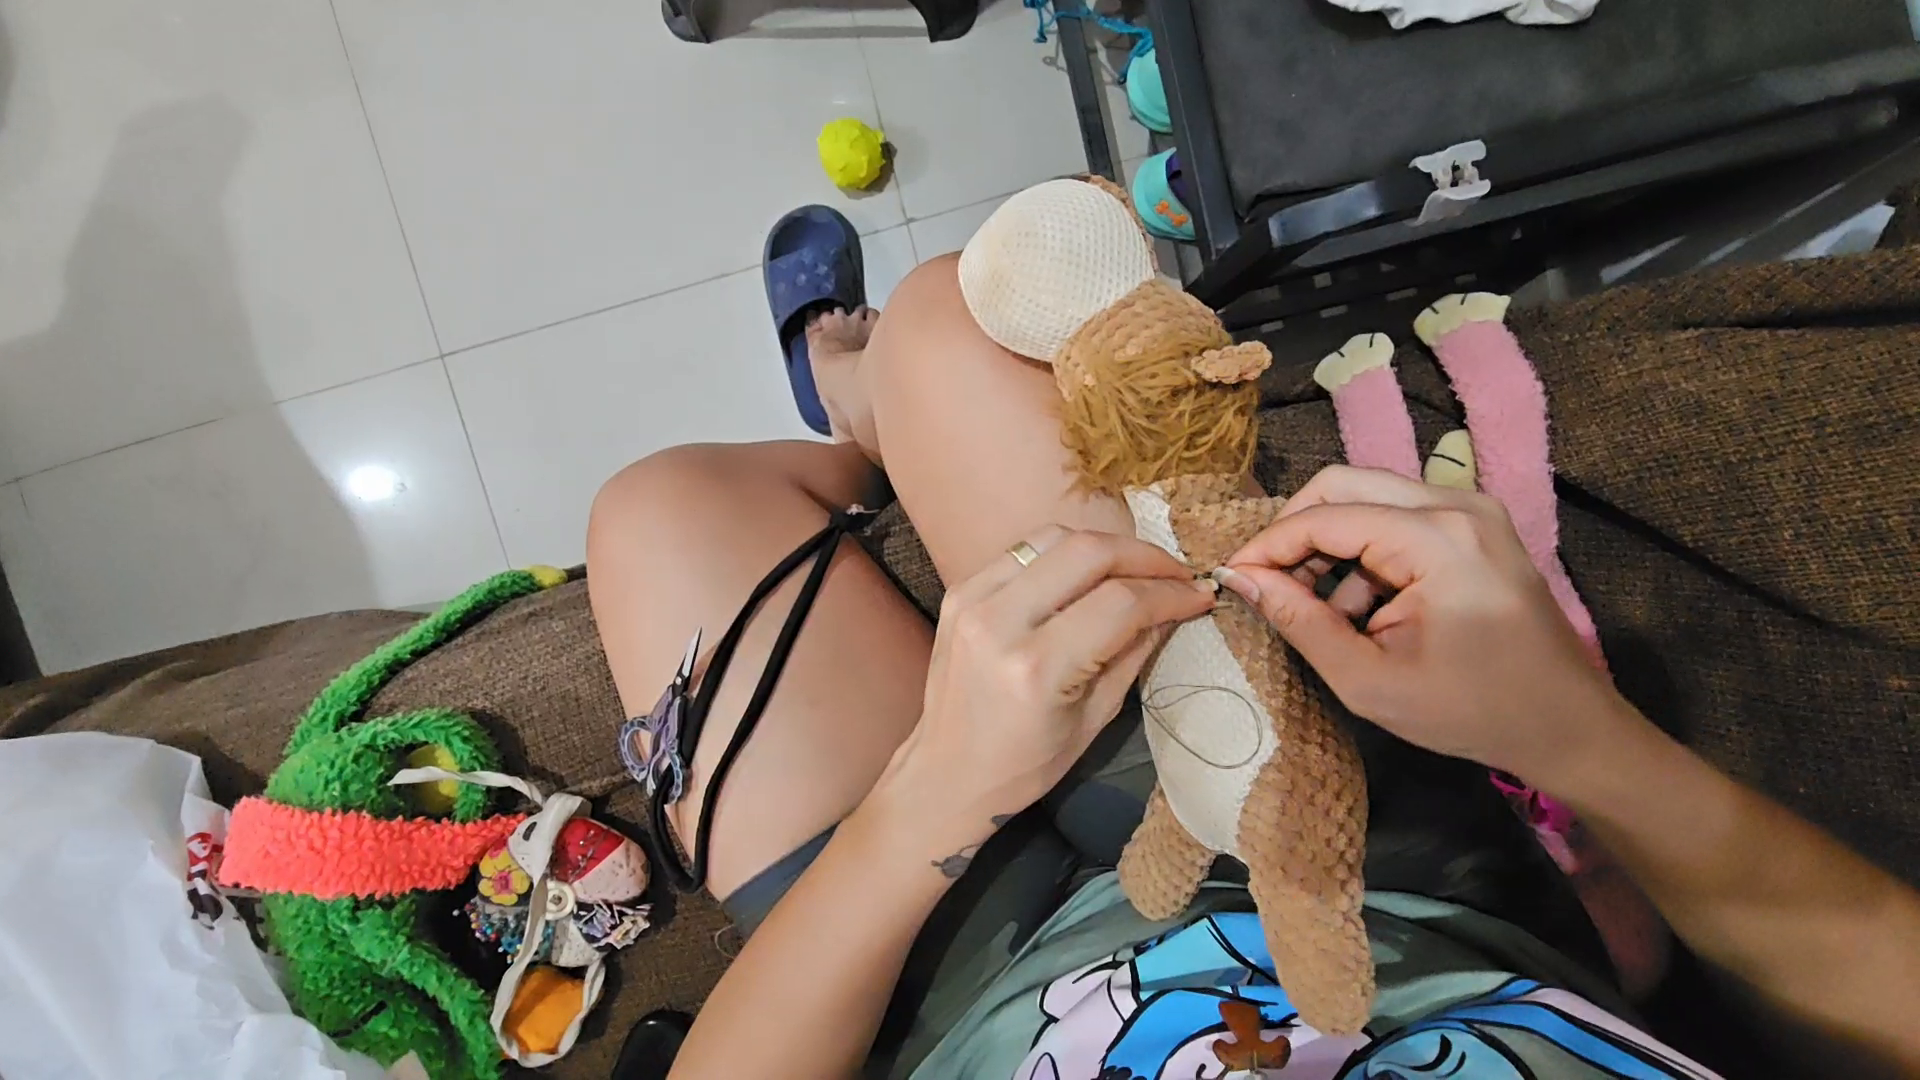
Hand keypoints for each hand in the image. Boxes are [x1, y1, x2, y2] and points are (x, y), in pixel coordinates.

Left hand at [878, 526, 1216, 850]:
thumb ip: (1135, 652)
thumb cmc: (1025, 764)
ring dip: (1104, 547)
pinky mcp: (959, 591)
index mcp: (1035, 668)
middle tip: (1174, 573)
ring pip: (1053, 538)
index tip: (1199, 593)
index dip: (1169, 592)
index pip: (1119, 603)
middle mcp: (998, 622)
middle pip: (1087, 552)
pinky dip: (1062, 555)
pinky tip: (1085, 575)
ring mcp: (971, 600)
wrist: (945, 771)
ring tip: (1136, 570)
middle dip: (1143, 556)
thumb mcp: (1095, 718)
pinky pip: (1022, 551)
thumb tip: (1176, 604)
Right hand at [1218, 466, 1625, 786]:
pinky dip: (1361, 552)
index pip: (1322, 518)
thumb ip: (1298, 620)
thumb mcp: (1367, 679)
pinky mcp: (1475, 526)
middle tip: (1270, 581)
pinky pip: (1394, 516)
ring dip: (1327, 544)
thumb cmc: (1470, 711)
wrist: (1571, 729)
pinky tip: (1361, 607)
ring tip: (1319, 606)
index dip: (1267, 546)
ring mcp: (1472, 510)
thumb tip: (1240, 579)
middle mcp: (1456, 505)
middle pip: (1341, 485)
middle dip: (1293, 531)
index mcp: (1436, 540)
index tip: (1233, 578)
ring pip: (1365, 496)